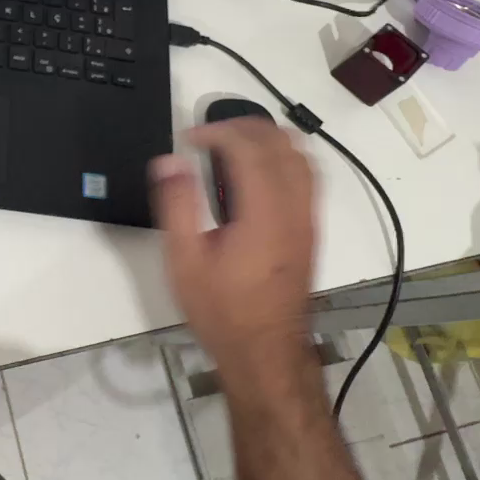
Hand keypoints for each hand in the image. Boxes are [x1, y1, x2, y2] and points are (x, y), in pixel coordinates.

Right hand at [148, 119, 316, 354]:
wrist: (265, 352)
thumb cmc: (221, 310)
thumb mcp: (184, 260)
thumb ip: (177, 206)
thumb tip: (169, 163)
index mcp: (264, 214)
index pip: (250, 149)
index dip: (218, 131)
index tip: (189, 138)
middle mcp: (295, 210)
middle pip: (283, 143)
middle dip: (244, 127)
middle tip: (208, 134)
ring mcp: (308, 220)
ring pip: (303, 157)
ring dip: (269, 138)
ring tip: (232, 143)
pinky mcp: (311, 231)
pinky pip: (309, 176)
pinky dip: (284, 157)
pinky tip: (258, 169)